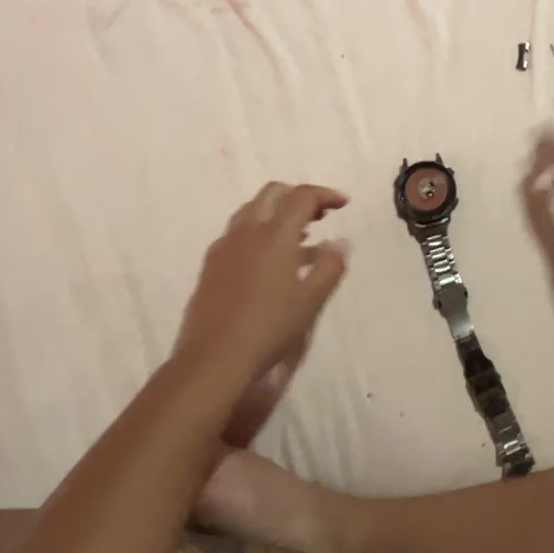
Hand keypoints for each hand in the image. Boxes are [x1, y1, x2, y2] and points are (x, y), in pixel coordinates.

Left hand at [174, 183, 349, 394]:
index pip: (302, 196)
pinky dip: (258, 233)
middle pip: (272, 193)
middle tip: (319, 215)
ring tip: (299, 238)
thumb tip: (342, 242)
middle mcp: (246, 231)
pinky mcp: (210, 265)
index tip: (343, 204)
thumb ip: (330, 266)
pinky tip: (268, 262)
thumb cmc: (269, 327)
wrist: (213, 359)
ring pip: (251, 211)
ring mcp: (224, 247)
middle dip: (297, 196)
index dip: (325, 195)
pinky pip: (237, 234)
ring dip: (276, 214)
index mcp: (275, 234)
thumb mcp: (311, 300)